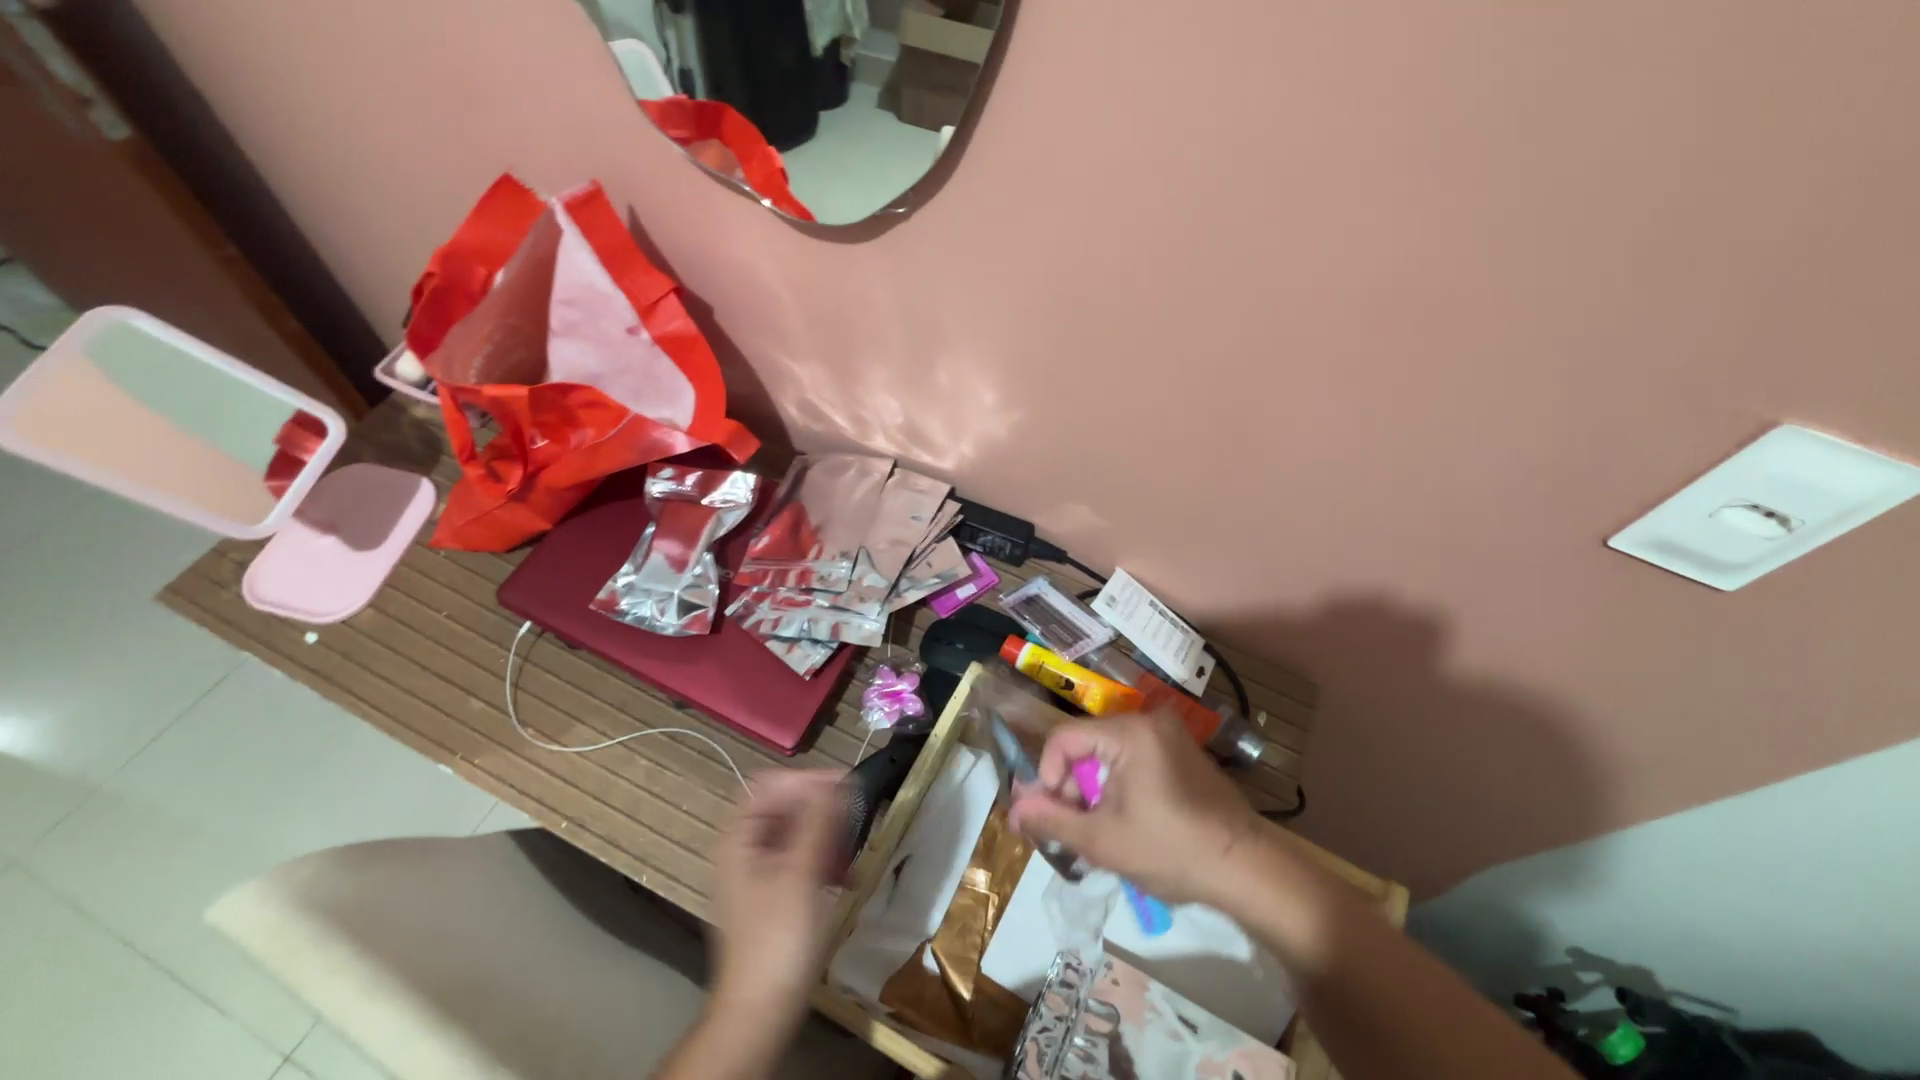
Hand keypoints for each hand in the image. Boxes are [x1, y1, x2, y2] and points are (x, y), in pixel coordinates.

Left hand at [709, 769, 846, 1028]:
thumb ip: (818, 821)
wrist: (760, 1011)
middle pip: (784, 809)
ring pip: (795, 836)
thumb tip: (836, 778)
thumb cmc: (778, 939)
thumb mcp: (802, 873)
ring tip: (850, 857)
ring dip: (826, 839)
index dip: (806, 780)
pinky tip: (844, 879)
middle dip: (821, 813)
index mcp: (739, 838)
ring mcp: (756, 875)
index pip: (770, 785)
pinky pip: (799, 862)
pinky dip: (822, 863)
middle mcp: (742, 850)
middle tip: (853, 825)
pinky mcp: (772, 898)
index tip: (846, 788)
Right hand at [1008, 712, 1260, 905]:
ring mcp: (1170, 735)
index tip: (1052, 815)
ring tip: (1096, 831)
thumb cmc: (1170, 850)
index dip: (1047, 777)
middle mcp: (1150, 721)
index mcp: (1130, 732)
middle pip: (1086, 745)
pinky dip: (1119, 787)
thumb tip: (1013, 810)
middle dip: (1070, 787)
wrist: (1245, 868)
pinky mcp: (1183, 753)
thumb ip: (1052, 820)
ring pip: (1108, 755)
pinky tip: (1124, 823)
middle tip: (1070, 829)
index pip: (1063, 738)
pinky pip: (1133, 760)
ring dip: (1093, 790)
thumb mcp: (1101, 840)